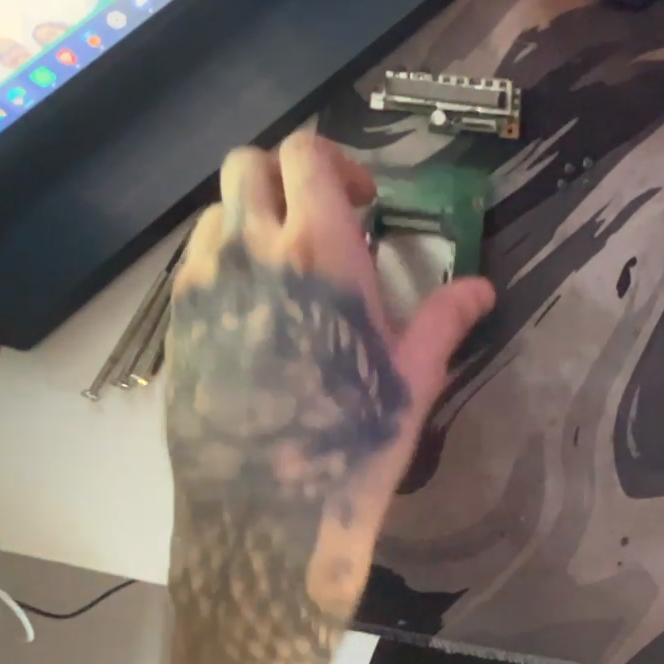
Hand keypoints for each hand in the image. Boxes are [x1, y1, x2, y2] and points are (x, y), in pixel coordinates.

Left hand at [163, 132, 493, 616]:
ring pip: (218, 211)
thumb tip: (484, 289)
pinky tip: (264, 313)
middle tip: (325, 225)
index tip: (363, 204)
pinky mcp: (178, 322)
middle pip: (248, 166)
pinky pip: (198, 261)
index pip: (305, 158)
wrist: (269, 506)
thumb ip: (446, 319)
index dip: (336, 165)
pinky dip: (230, 260)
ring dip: (256, 218)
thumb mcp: (415, 376)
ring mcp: (204, 284)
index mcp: (319, 253)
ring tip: (292, 270)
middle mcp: (250, 250)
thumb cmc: (356, 437)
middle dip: (288, 178)